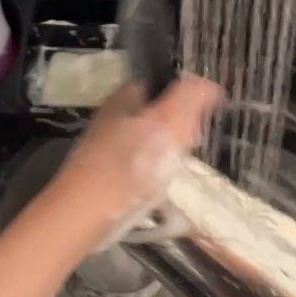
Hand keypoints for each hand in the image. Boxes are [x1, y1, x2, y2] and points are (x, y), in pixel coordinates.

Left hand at [50, 77, 220, 220]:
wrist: (84, 213)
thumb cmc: (130, 163)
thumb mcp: (168, 123)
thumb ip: (189, 97)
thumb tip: (210, 85)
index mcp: (124, 96)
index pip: (159, 82)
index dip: (183, 95)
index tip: (199, 114)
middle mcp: (111, 116)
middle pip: (153, 114)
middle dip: (175, 129)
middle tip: (190, 144)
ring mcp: (104, 146)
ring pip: (145, 142)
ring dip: (164, 154)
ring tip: (175, 168)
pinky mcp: (102, 175)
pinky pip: (136, 167)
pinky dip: (149, 175)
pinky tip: (155, 187)